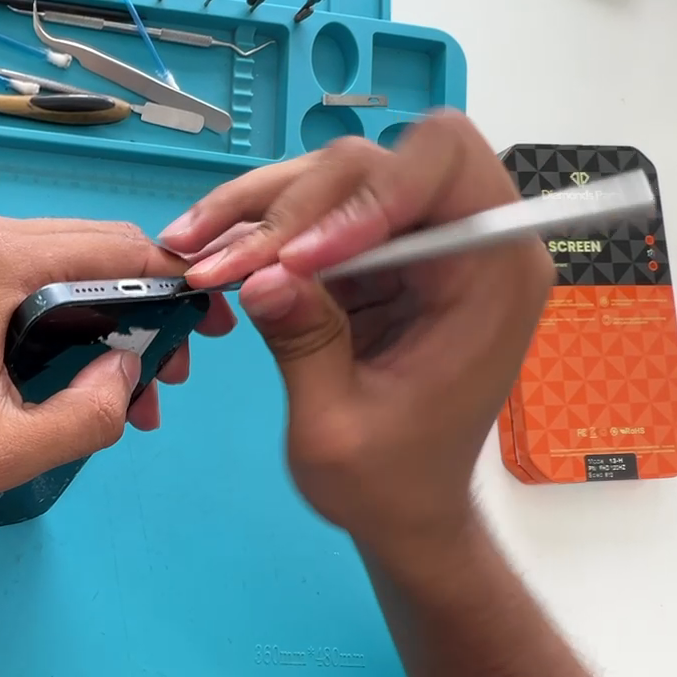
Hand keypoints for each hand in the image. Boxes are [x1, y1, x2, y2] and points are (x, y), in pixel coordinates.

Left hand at [0, 216, 234, 512]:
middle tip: (170, 377)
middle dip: (153, 309)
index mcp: (2, 266)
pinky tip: (96, 373)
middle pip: (107, 252)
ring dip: (121, 318)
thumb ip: (88, 416)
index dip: (179, 288)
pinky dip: (85, 316)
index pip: (122, 252)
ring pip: (84, 264)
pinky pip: (52, 277)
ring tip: (137, 390)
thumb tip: (130, 369)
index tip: (210, 333)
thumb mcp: (8, 452)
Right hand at [157, 112, 553, 561]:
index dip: (362, 194)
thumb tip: (260, 276)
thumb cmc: (385, 484)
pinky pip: (309, 223)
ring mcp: (408, 250)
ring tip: (190, 247)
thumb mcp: (334, 427)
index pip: (441, 167)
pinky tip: (209, 259)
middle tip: (210, 257)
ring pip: (330, 184)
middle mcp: (457, 243)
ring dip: (255, 212)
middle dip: (285, 203)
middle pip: (372, 166)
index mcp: (486, 277)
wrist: (400, 510)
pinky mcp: (369, 264)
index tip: (294, 258)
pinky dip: (254, 236)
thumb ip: (305, 345)